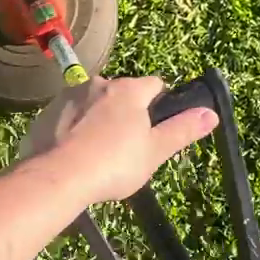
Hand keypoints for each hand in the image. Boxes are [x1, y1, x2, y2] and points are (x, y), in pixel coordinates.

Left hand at [24, 75, 218, 203]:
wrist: (58, 176)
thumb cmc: (114, 163)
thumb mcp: (154, 150)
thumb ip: (182, 129)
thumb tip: (212, 113)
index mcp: (128, 89)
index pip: (154, 84)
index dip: (159, 103)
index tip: (156, 127)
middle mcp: (98, 83)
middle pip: (121, 92)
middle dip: (126, 111)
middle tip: (128, 145)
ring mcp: (70, 95)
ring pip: (92, 102)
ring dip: (97, 118)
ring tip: (98, 152)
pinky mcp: (47, 111)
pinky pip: (67, 116)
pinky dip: (73, 128)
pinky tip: (73, 153)